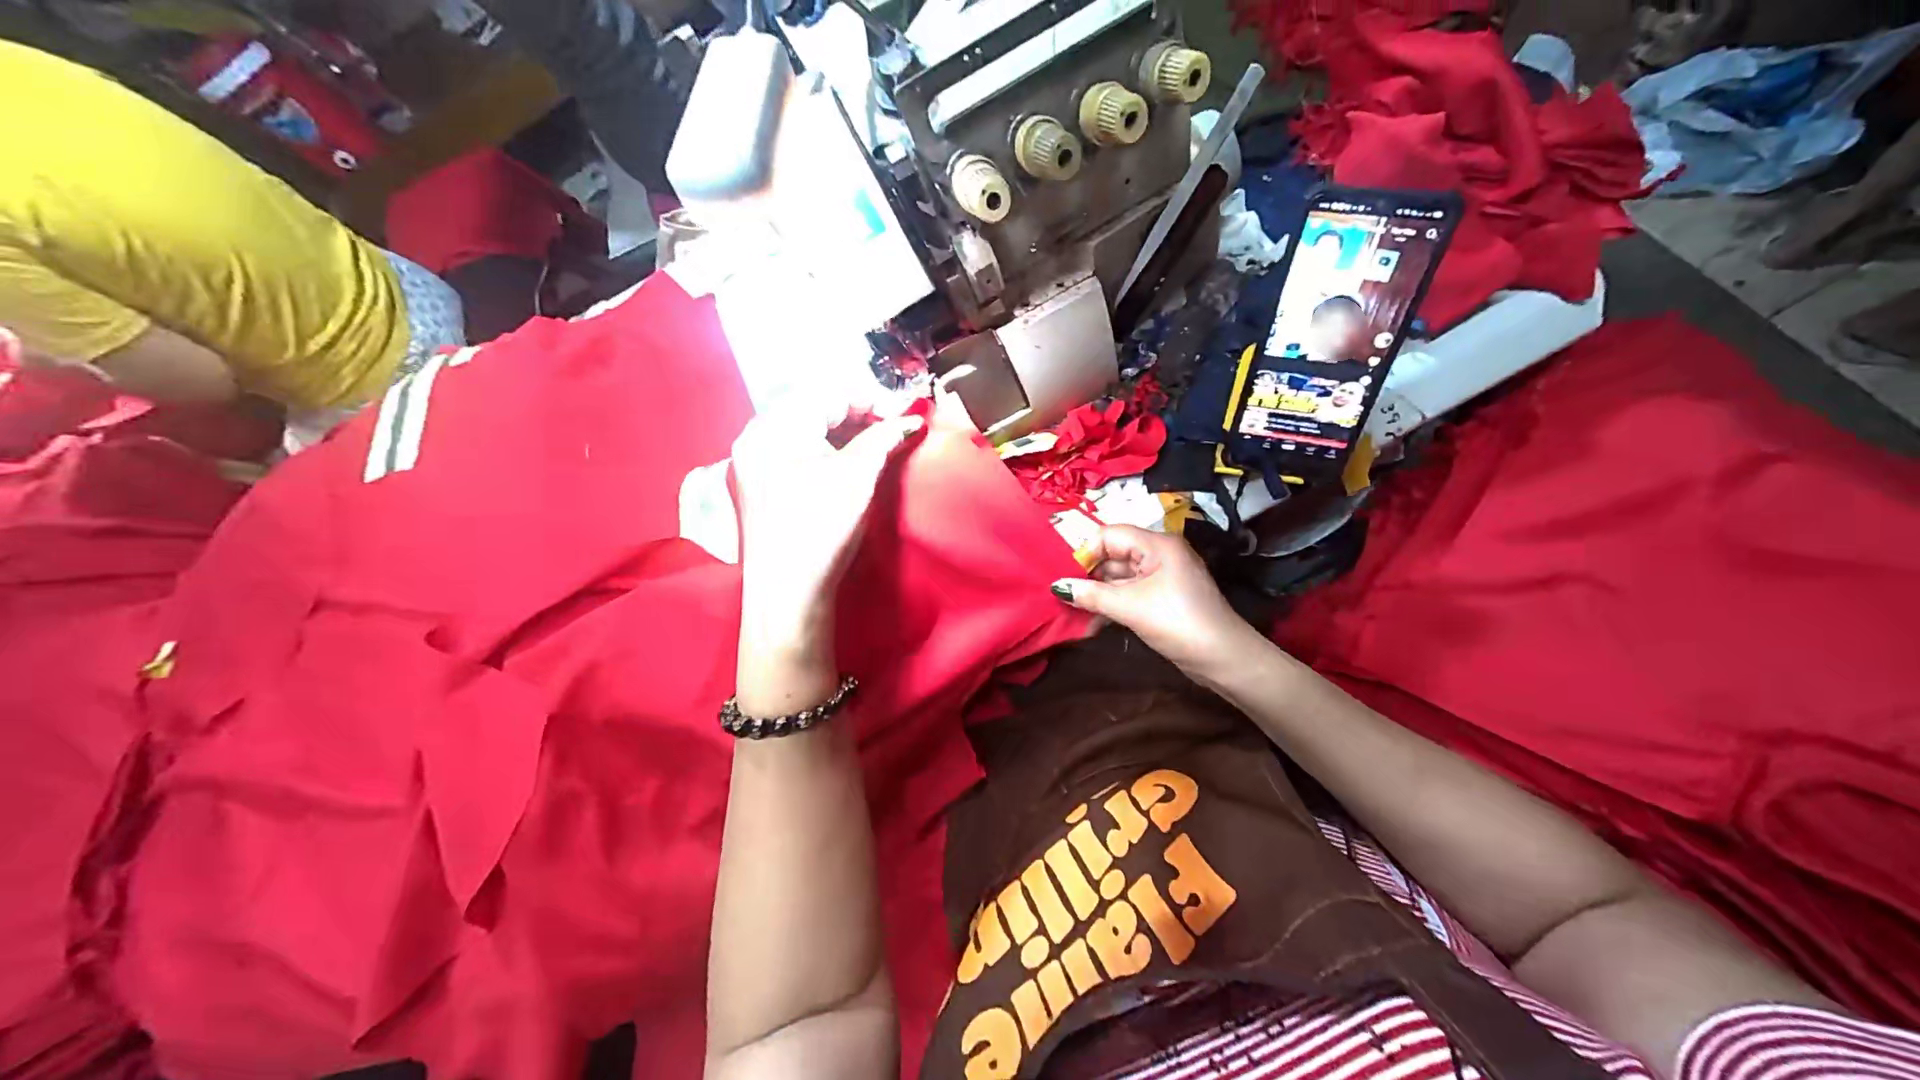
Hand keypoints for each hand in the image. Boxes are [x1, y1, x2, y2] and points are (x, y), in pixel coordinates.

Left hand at [732, 405, 923, 638]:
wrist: (787, 596)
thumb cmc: (820, 532)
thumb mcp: (859, 477)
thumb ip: (884, 438)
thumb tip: (908, 419)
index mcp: (775, 427)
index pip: (830, 392)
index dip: (871, 398)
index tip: (902, 414)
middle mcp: (754, 437)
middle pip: (811, 406)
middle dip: (855, 413)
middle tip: (889, 428)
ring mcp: (749, 462)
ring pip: (800, 428)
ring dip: (837, 431)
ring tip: (870, 446)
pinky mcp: (752, 486)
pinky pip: (788, 451)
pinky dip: (817, 450)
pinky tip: (840, 464)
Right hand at [1051, 526, 1264, 683]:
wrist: (1224, 659)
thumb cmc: (1178, 623)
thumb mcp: (1131, 607)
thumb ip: (1092, 595)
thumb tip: (1058, 587)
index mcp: (1157, 544)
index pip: (1110, 535)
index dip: (1086, 552)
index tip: (1065, 576)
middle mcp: (1159, 554)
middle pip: (1113, 555)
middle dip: (1088, 576)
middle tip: (1062, 595)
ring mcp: (1161, 577)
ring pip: (1118, 578)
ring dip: (1096, 594)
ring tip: (1071, 612)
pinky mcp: (1161, 598)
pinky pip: (1128, 594)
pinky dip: (1111, 605)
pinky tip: (1091, 623)